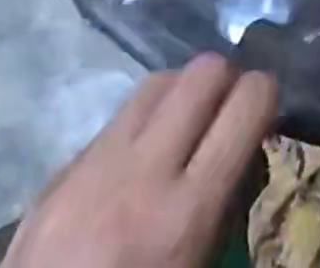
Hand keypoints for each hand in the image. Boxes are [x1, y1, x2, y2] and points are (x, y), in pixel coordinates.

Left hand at [1, 55, 278, 267]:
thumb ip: (231, 203)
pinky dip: (139, 129)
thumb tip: (247, 145)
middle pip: (203, 71)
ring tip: (184, 129)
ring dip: (182, 95)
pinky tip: (135, 167)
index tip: (265, 114)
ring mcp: (89, 170)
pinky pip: (114, 122)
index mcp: (186, 215)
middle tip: (228, 112)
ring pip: (157, 82)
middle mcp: (139, 176)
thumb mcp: (203, 266)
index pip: (248, 103)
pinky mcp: (54, 177)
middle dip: (226, 80)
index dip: (266, 95)